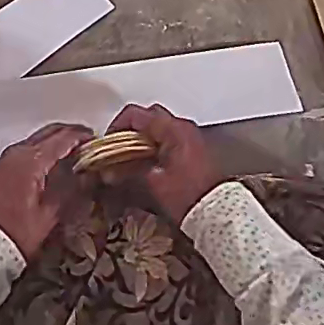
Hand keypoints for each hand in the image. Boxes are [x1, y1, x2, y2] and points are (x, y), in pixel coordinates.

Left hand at [0, 123, 93, 260]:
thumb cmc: (16, 232)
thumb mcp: (50, 214)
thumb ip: (72, 188)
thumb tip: (90, 174)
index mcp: (31, 160)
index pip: (63, 138)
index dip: (83, 137)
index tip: (97, 140)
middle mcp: (18, 152)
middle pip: (50, 131)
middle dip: (71, 134)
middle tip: (89, 144)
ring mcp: (8, 157)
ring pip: (39, 138)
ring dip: (58, 141)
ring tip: (76, 153)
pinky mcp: (3, 165)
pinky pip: (29, 147)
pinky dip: (45, 149)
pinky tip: (56, 162)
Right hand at [107, 104, 219, 222]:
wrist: (215, 210)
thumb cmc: (187, 195)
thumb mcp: (153, 181)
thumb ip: (129, 168)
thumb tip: (111, 169)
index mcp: (172, 130)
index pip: (137, 114)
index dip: (117, 125)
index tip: (107, 141)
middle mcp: (183, 127)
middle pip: (148, 115)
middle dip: (129, 129)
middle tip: (116, 147)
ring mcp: (190, 136)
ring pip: (158, 126)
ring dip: (142, 136)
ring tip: (127, 156)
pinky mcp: (193, 147)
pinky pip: (168, 136)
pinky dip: (154, 143)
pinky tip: (145, 160)